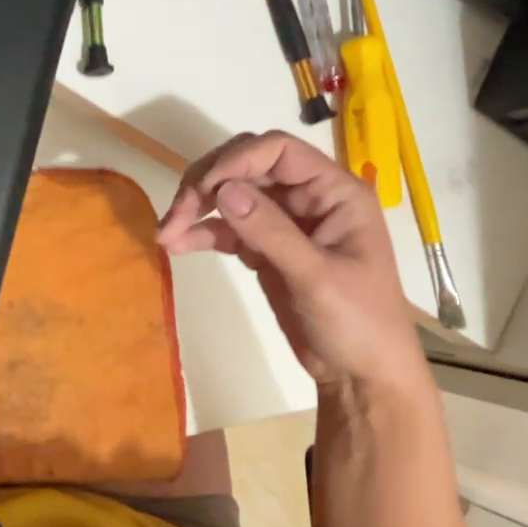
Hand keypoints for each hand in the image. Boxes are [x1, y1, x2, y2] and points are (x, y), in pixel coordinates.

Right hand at [157, 132, 426, 389]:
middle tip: (175, 215)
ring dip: (197, 209)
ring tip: (166, 234)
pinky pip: (228, 229)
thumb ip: (271, 231)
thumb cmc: (358, 323)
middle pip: (248, 168)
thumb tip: (223, 190)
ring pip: (232, 196)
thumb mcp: (317, 278)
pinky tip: (175, 245)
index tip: (203, 189)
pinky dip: (202, 234)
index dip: (236, 161)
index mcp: (335, 192)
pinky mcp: (266, 249)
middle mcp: (309, 198)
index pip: (278, 151)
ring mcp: (285, 223)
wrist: (361, 374)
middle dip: (208, 184)